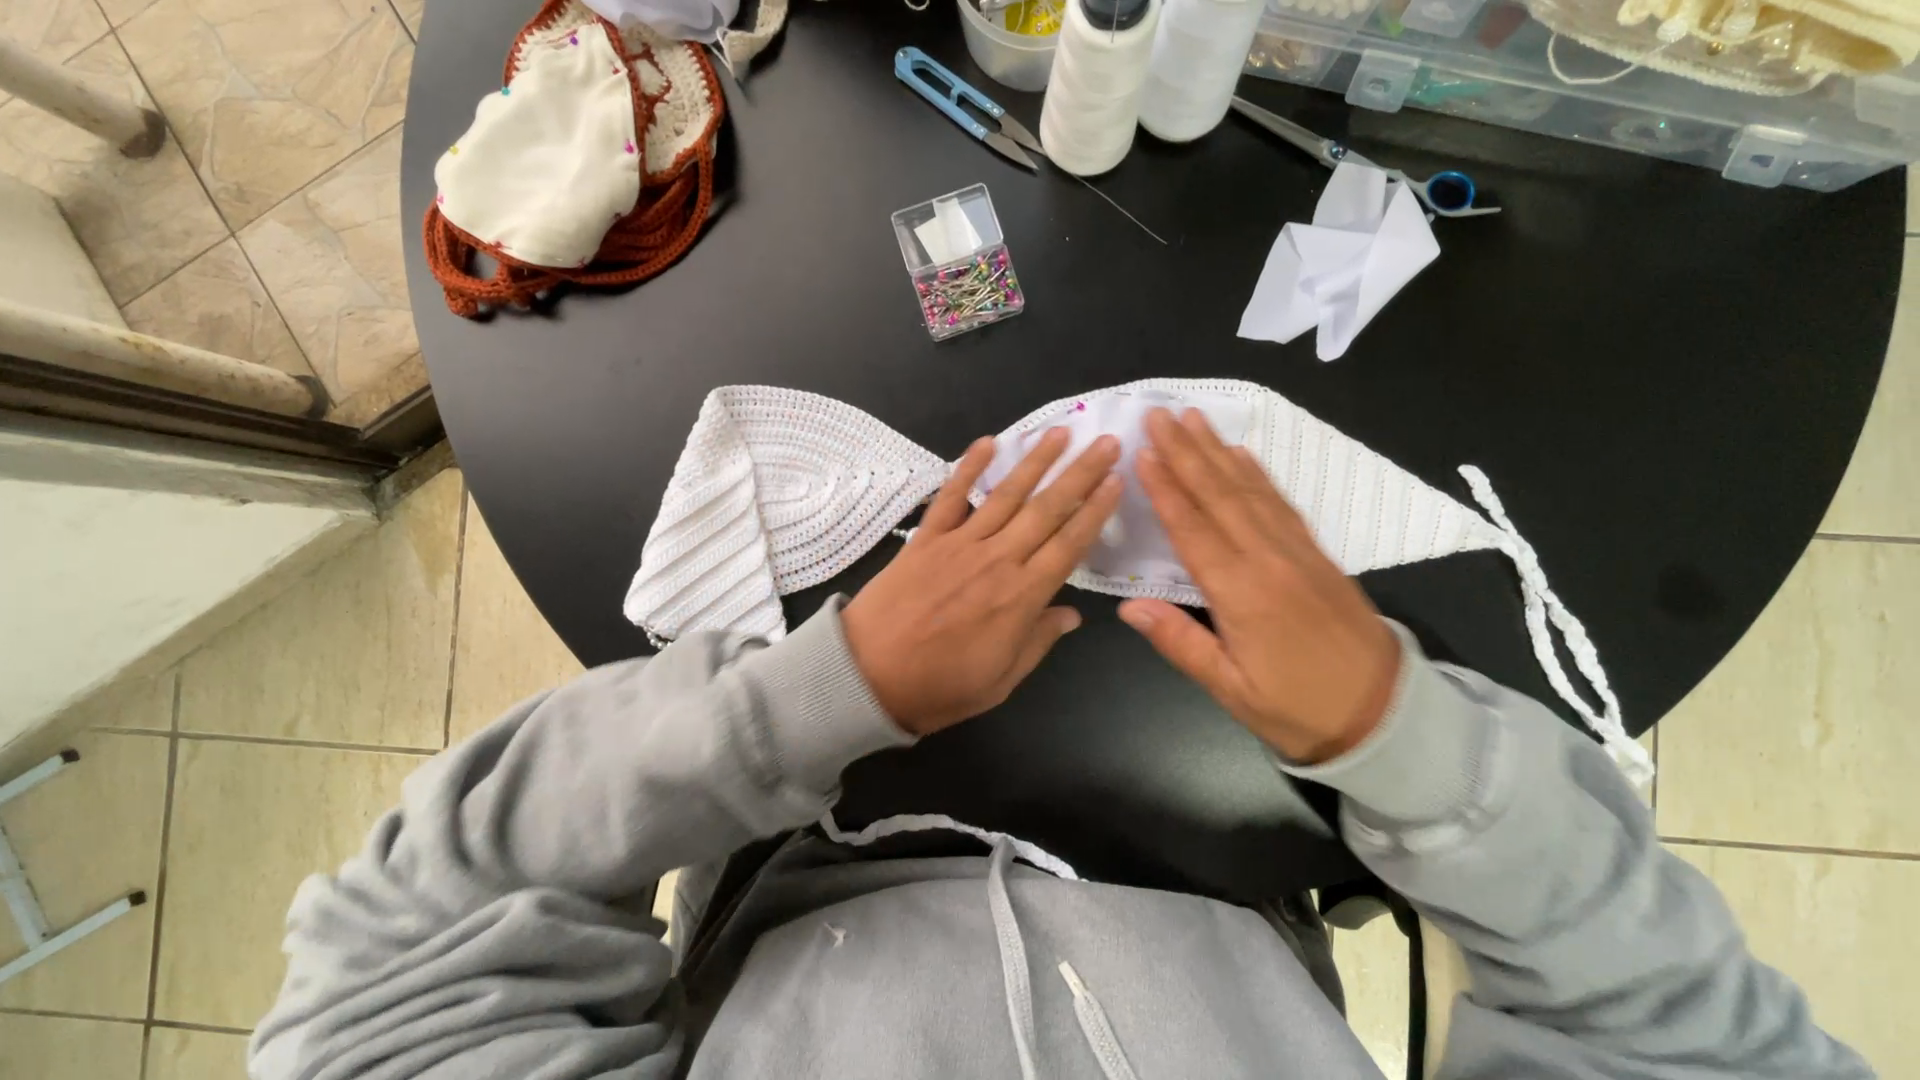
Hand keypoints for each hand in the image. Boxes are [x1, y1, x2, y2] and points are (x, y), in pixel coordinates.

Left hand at [843, 428, 1123, 736]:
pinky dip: (968, 466)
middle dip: (1080, 474)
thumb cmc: (939, 688)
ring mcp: (959, 544)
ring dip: (1035, 461)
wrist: (866, 677)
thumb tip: (1073, 614)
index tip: (1118, 481)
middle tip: (1106, 442)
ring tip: (1060, 432)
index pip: (1069, 544)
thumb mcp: (1000, 681)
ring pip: (1006, 495)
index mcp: (1021, 597)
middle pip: (1046, 510)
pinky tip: (988, 442)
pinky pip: (951, 496)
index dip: (1096, 511)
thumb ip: (1038, 641)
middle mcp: (997, 560)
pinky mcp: (925, 539)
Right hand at [1118, 408, 1400, 763]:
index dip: (1164, 488)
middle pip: (1219, 495)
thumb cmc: (1297, 708)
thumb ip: (1181, 643)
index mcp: (1241, 592)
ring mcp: (1297, 552)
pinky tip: (1242, 456)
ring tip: (1193, 419)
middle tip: (1159, 414)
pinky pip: (1281, 503)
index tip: (1141, 451)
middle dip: (1186, 452)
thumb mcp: (1231, 690)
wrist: (1384, 713)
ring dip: (1217, 452)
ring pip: (1250, 490)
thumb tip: (1129, 607)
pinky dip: (1258, 474)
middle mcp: (1269, 559)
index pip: (1192, 528)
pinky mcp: (1317, 554)